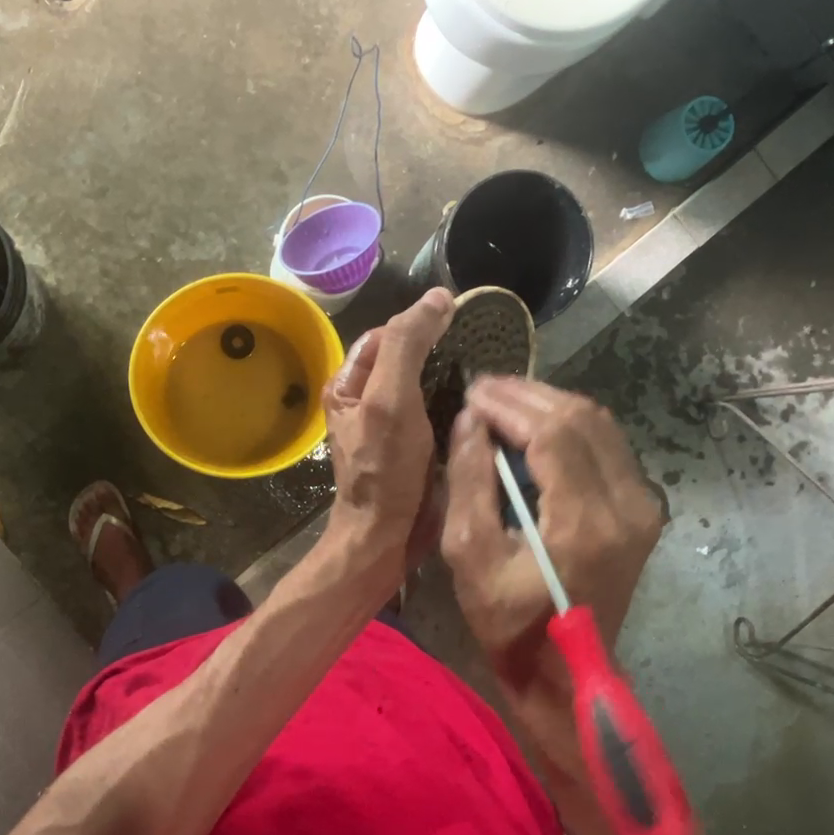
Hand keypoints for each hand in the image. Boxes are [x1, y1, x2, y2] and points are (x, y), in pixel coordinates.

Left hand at [321, 288, 454, 587]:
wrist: (387, 537)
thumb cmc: (385, 468)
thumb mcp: (391, 399)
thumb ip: (408, 345)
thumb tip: (437, 298)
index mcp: (348, 384)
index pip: (385, 334)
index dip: (418, 324)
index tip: (458, 324)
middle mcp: (365, 401)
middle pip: (406, 358)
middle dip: (438, 351)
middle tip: (478, 350)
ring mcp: (389, 427)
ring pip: (424, 385)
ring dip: (452, 378)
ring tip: (485, 375)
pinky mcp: (412, 449)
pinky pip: (436, 413)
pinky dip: (456, 405)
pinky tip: (479, 406)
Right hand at [441, 376, 663, 701]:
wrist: (564, 672)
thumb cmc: (507, 623)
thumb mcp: (468, 555)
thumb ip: (469, 481)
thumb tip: (469, 420)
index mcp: (584, 524)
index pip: (554, 434)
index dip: (511, 404)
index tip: (472, 392)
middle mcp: (627, 508)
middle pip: (583, 420)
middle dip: (529, 396)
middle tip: (483, 389)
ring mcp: (643, 508)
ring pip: (601, 427)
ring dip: (551, 406)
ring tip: (503, 401)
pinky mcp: (643, 512)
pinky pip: (609, 448)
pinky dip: (570, 428)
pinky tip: (535, 427)